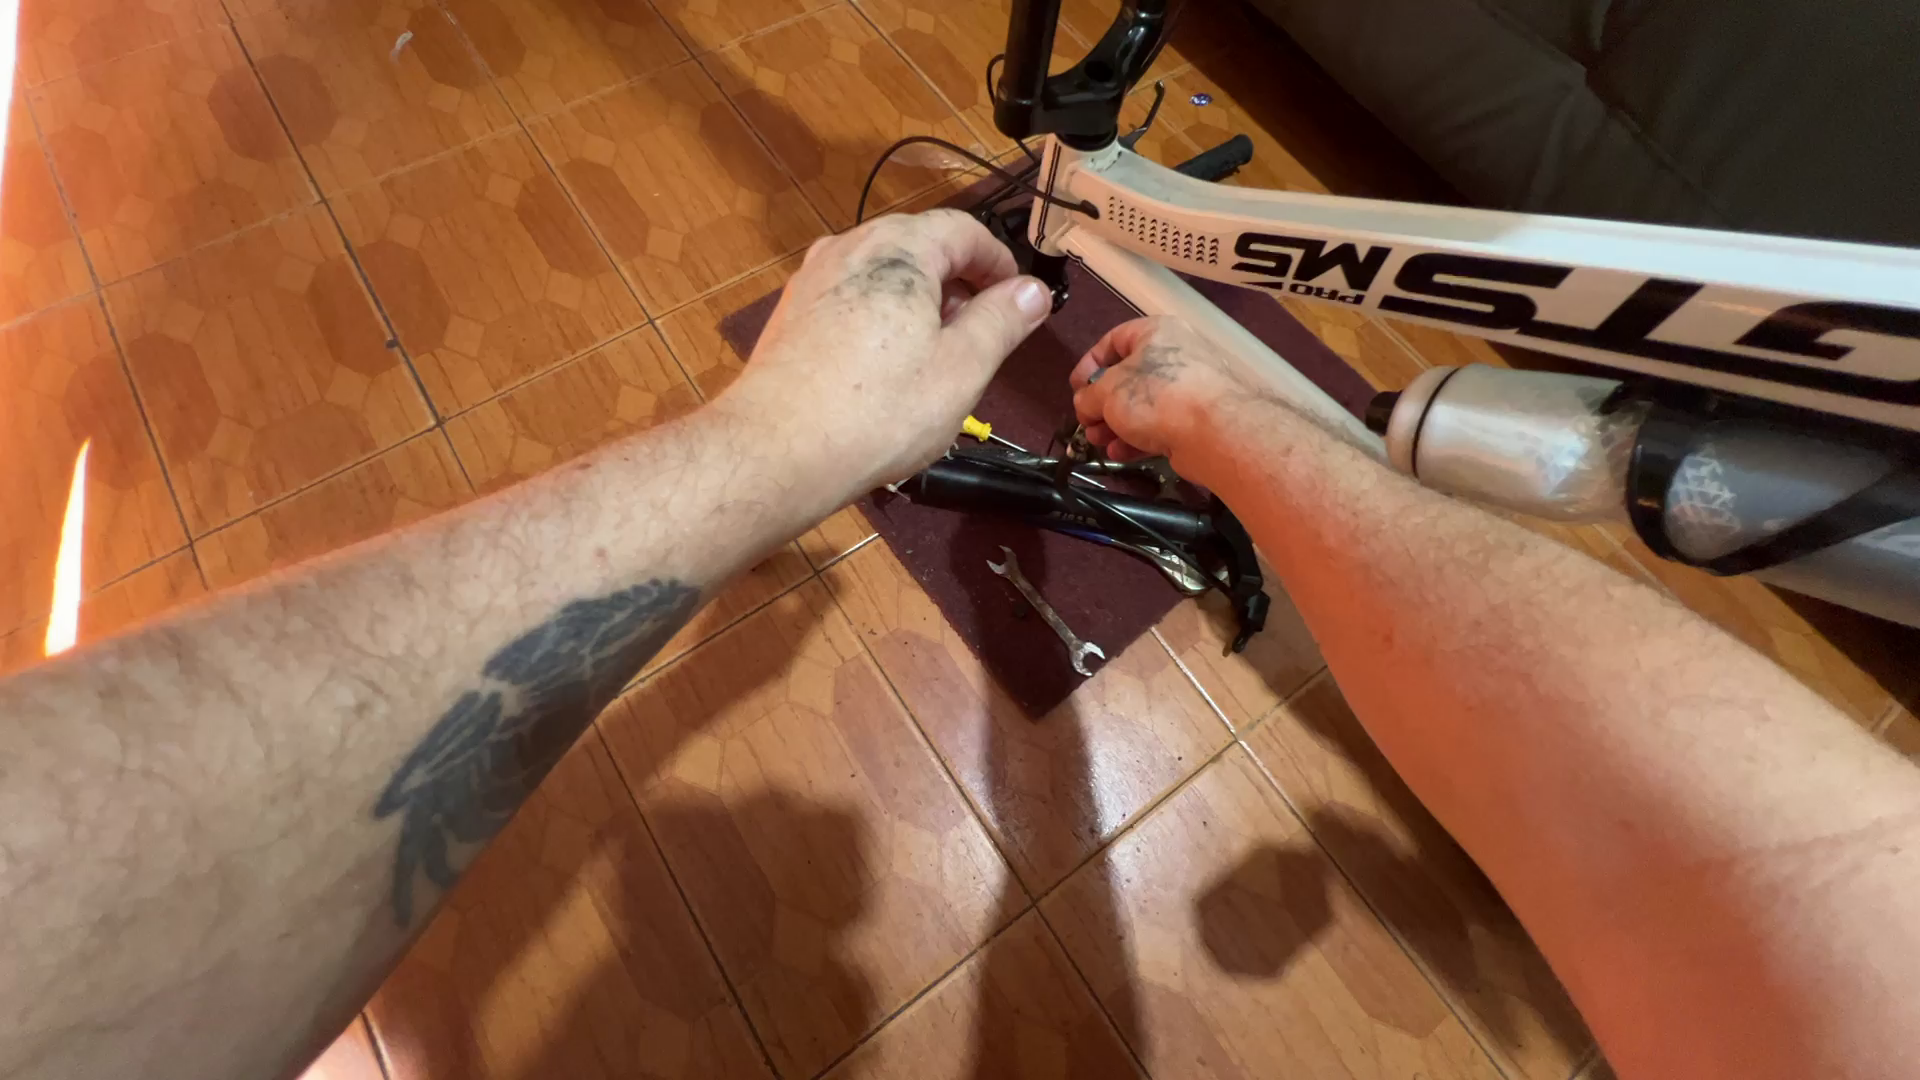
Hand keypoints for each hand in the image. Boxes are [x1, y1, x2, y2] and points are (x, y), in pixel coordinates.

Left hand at [718, 210, 1050, 504]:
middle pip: (920, 248)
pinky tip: (884, 369)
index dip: (999, 262)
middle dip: (959, 285)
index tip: (1018, 300)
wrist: (779, 451)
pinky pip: (851, 300)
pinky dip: (882, 319)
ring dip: (920, 304)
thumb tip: (1032, 291)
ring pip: (883, 276)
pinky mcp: (792, 315)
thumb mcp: (962, 368)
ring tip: (935, 356)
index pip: (964, 230)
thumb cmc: (881, 410)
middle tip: (981, 335)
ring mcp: (812, 279)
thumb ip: (1002, 320)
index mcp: (898, 247)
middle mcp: (849, 246)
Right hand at [1069, 316, 1255, 462]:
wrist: (1213, 432)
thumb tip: (1084, 404)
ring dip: (1114, 425)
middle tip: (1086, 422)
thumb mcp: (1107, 391)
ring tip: (1098, 441)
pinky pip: (1156, 426)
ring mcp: (1186, 390)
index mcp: (1155, 333)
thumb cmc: (1155, 397)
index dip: (1088, 364)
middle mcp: (1173, 356)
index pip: (1113, 340)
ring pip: (1140, 406)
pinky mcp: (1192, 420)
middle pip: (1125, 378)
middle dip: (1100, 404)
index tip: (1075, 388)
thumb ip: (1087, 396)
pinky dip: (1135, 438)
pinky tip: (1119, 453)